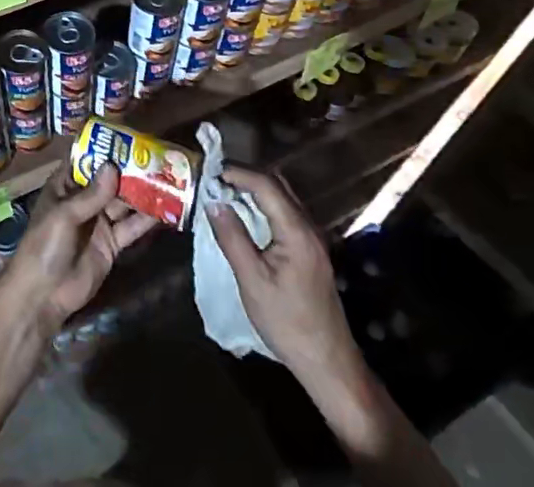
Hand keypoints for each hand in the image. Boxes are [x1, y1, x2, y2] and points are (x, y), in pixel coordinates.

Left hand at [1, 165, 162, 329]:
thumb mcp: (64, 216)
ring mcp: (98, 222)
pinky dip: (148, 221)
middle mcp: (81, 201)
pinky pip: (132, 228)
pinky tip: (169, 210)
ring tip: (170, 179)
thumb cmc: (45, 245)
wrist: (45, 292)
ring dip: (143, 194)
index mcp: (62, 188)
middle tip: (159, 157)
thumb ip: (91, 195)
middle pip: (108, 182)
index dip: (101, 150)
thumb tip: (113, 166)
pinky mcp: (111, 244)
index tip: (127, 136)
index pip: (82, 162)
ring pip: (123, 203)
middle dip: (130, 171)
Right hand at [206, 166, 361, 380]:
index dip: (237, 173)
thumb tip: (212, 201)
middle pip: (278, 186)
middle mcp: (309, 230)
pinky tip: (240, 216)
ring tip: (220, 193)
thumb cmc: (286, 320)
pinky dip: (260, 206)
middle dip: (244, 176)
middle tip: (211, 179)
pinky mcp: (308, 252)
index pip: (267, 186)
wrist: (326, 360)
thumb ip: (231, 236)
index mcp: (297, 233)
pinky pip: (283, 215)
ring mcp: (311, 241)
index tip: (207, 172)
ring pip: (282, 199)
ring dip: (252, 190)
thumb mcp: (251, 279)